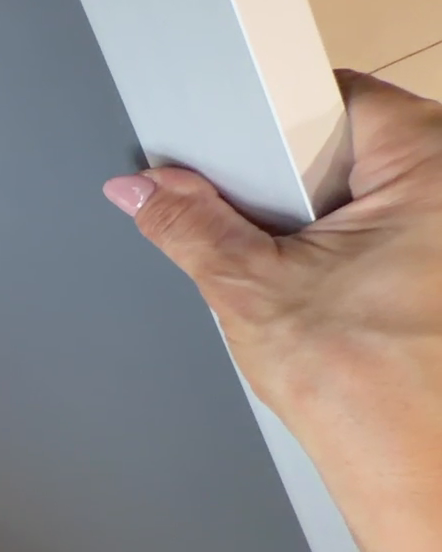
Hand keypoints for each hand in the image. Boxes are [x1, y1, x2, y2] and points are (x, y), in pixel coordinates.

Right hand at [105, 71, 441, 545]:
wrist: (411, 450)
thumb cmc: (366, 379)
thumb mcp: (245, 287)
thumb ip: (186, 226)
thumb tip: (140, 190)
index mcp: (438, 168)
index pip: (334, 102)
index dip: (263, 121)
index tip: (215, 144)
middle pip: (342, 146)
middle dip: (278, 183)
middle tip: (251, 231)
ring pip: (354, 189)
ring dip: (299, 219)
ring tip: (285, 271)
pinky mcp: (439, 259)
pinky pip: (374, 224)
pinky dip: (328, 246)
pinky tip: (311, 287)